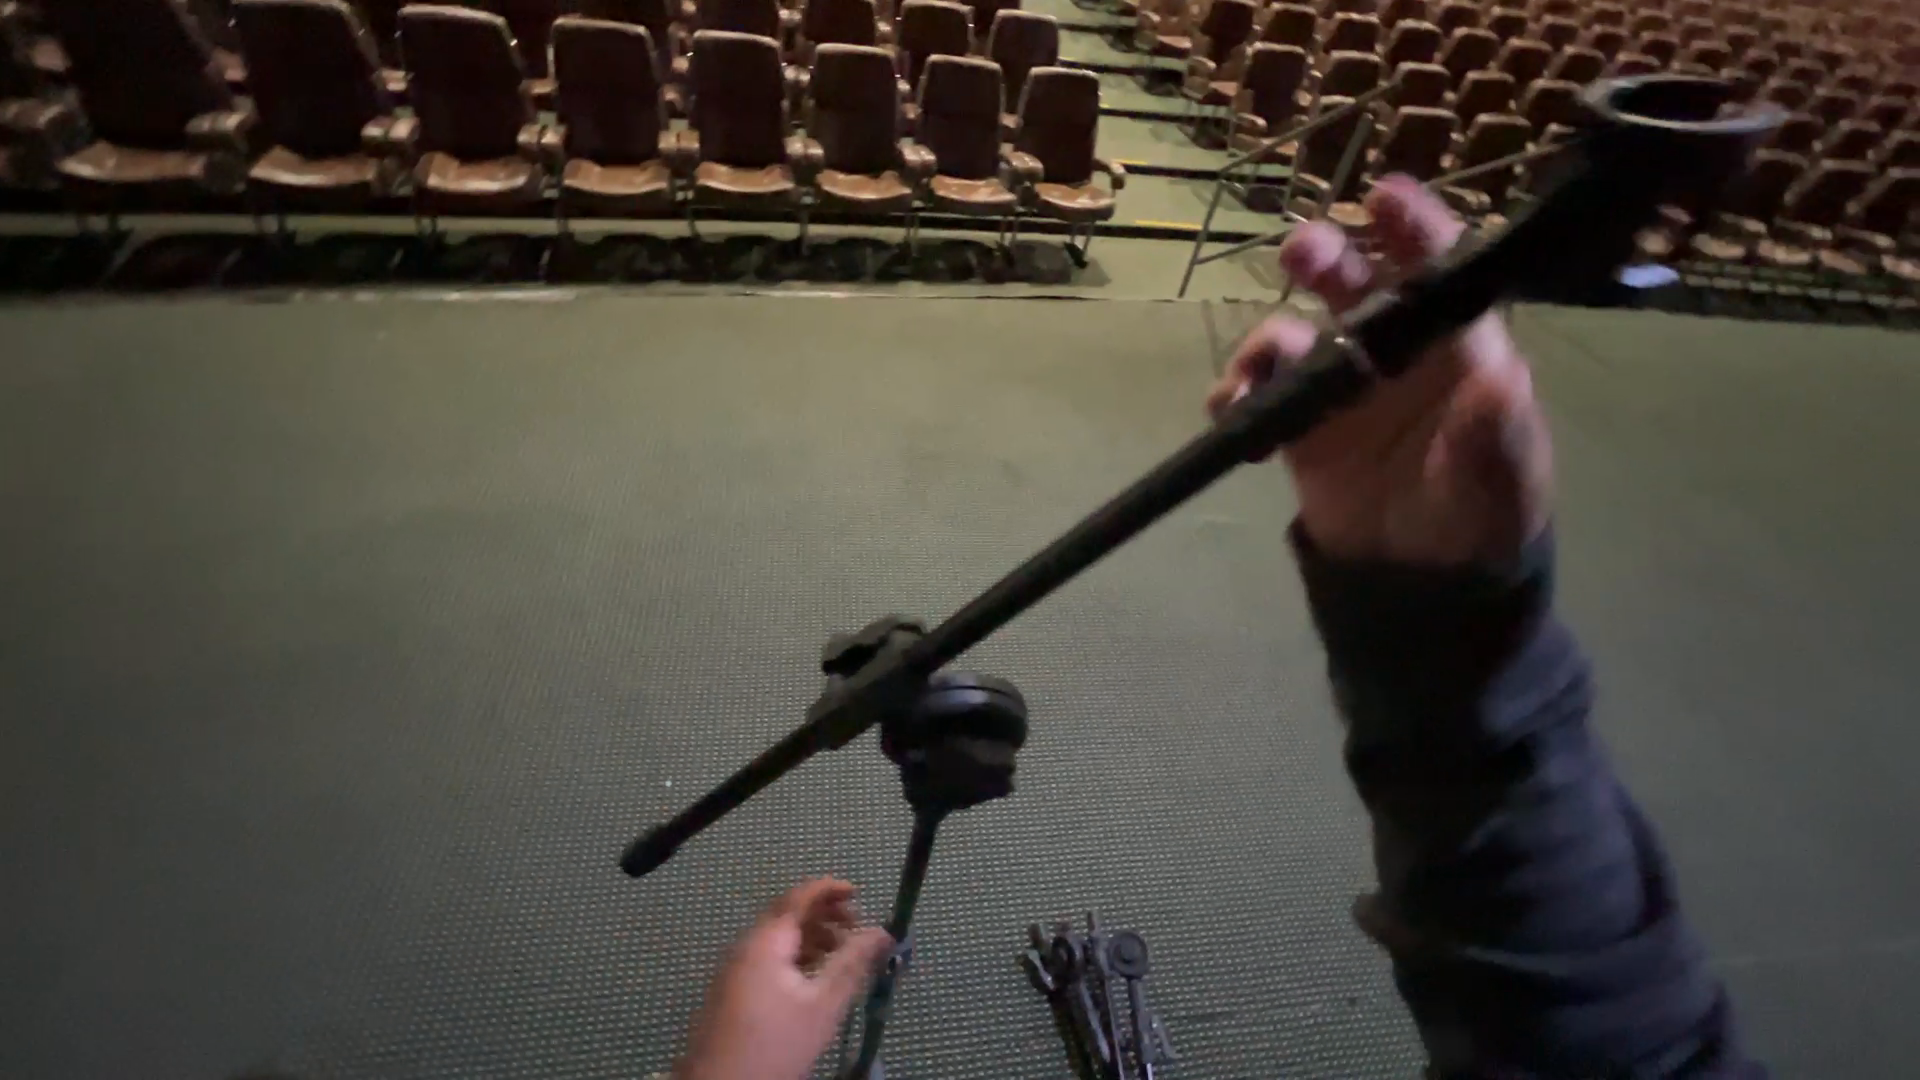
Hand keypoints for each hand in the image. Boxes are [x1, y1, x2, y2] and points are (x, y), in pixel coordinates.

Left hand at [674, 879, 892, 1079]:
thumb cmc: (774, 1047)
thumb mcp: (823, 1005)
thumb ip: (853, 963)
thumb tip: (883, 932)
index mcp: (766, 940)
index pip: (800, 895)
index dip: (830, 888)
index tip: (859, 893)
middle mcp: (746, 945)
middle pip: (789, 914)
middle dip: (825, 914)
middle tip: (855, 927)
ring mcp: (735, 968)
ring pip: (779, 938)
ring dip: (812, 937)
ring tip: (840, 954)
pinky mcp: (731, 991)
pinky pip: (768, 957)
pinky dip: (795, 956)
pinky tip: (813, 980)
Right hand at [1205, 176, 1552, 564]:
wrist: (1418, 579)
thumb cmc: (1478, 518)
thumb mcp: (1500, 478)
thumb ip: (1495, 432)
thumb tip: (1495, 378)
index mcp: (1454, 349)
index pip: (1435, 274)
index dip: (1413, 230)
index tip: (1383, 196)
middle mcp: (1391, 356)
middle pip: (1351, 288)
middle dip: (1323, 260)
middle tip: (1297, 254)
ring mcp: (1338, 391)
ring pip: (1290, 340)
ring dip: (1261, 346)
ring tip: (1246, 383)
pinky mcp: (1297, 430)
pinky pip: (1257, 399)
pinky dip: (1235, 399)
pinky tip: (1230, 415)